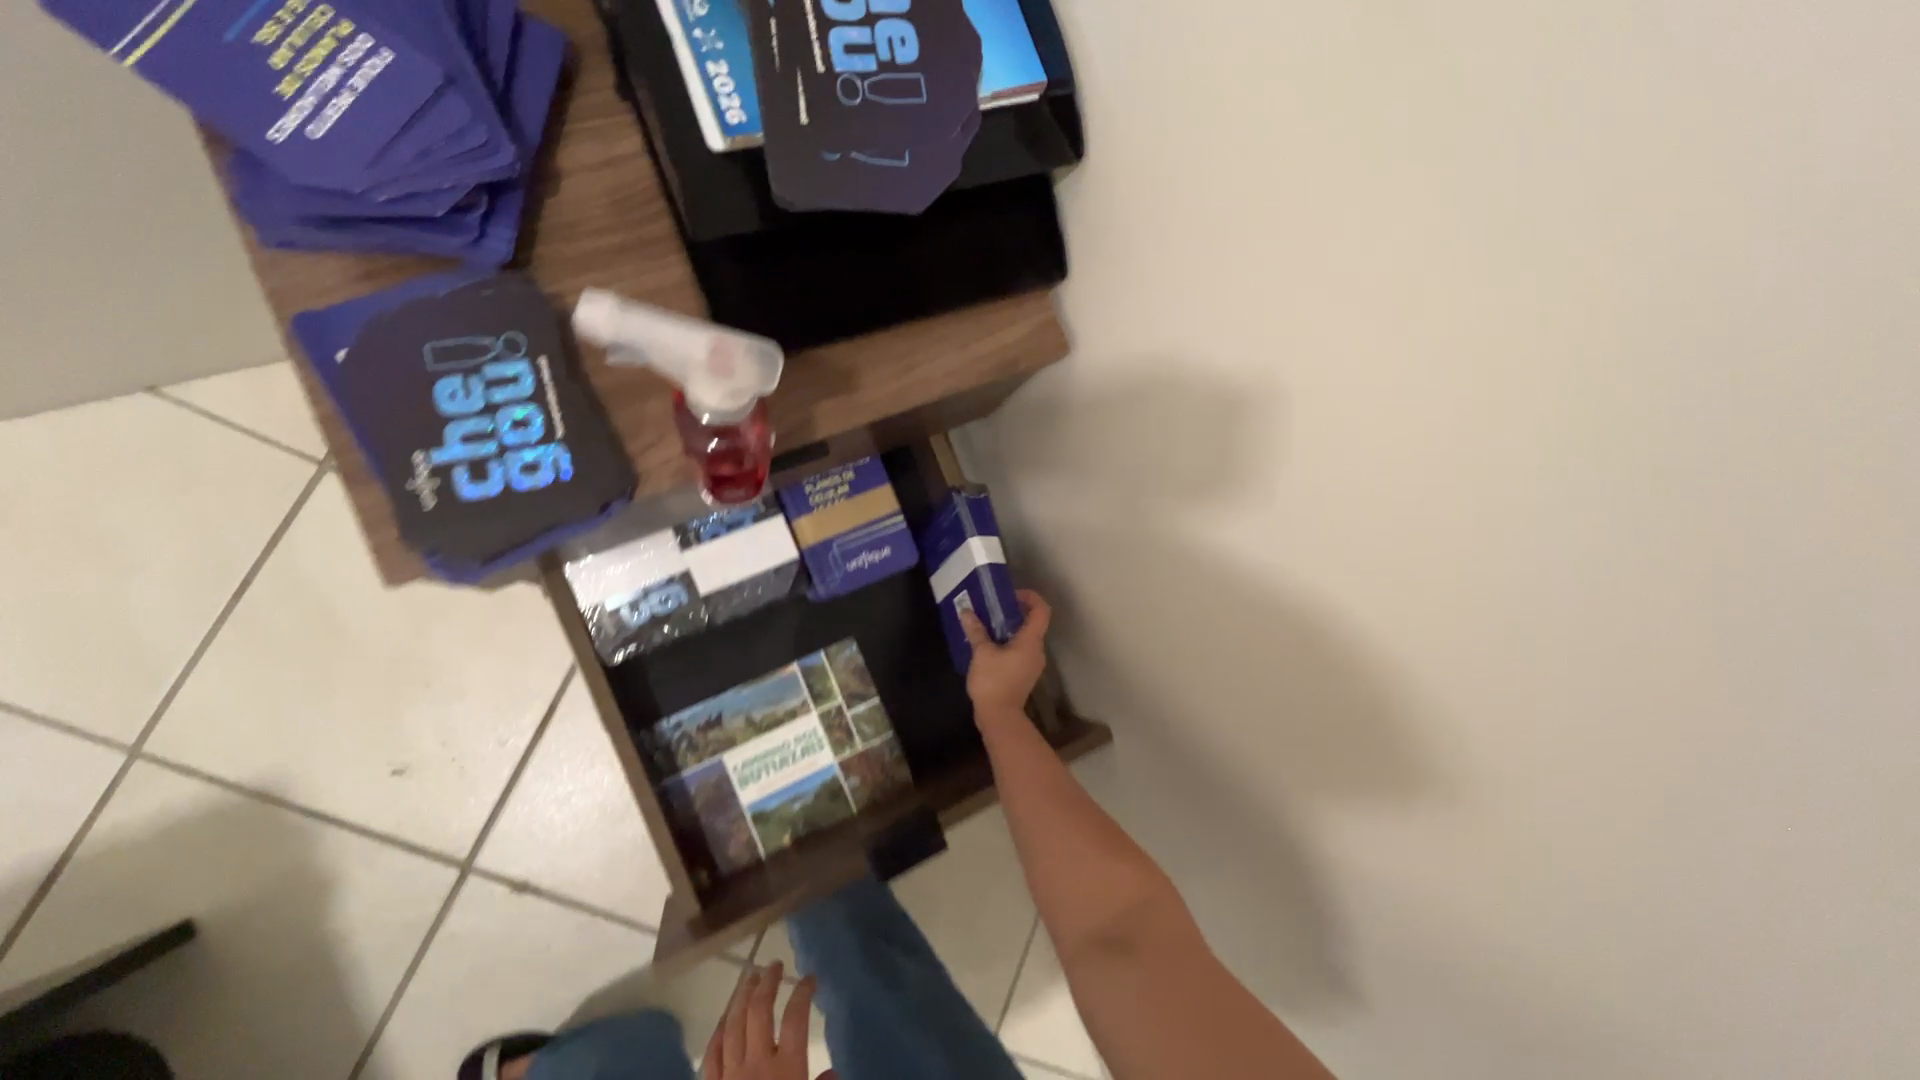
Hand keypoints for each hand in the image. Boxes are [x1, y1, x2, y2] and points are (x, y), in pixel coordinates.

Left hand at [702, 962, 832, 1079]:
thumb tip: (832, 1073)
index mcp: (787, 1068)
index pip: (795, 1020)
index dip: (802, 994)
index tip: (809, 978)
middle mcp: (758, 1063)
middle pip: (760, 1013)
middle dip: (767, 983)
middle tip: (774, 965)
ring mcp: (731, 1074)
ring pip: (734, 1026)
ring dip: (741, 998)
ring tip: (749, 979)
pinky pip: (712, 1055)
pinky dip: (718, 1033)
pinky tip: (723, 1019)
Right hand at [960, 589, 1051, 714]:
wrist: (999, 717)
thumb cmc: (993, 681)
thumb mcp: (982, 653)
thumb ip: (976, 631)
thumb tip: (967, 612)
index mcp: (1031, 641)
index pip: (1041, 610)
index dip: (1030, 597)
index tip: (1011, 595)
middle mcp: (1037, 650)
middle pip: (1033, 623)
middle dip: (1014, 612)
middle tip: (992, 608)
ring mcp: (1032, 664)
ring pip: (1025, 638)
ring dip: (1009, 629)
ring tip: (986, 626)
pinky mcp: (1024, 674)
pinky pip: (1019, 651)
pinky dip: (1007, 643)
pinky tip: (988, 646)